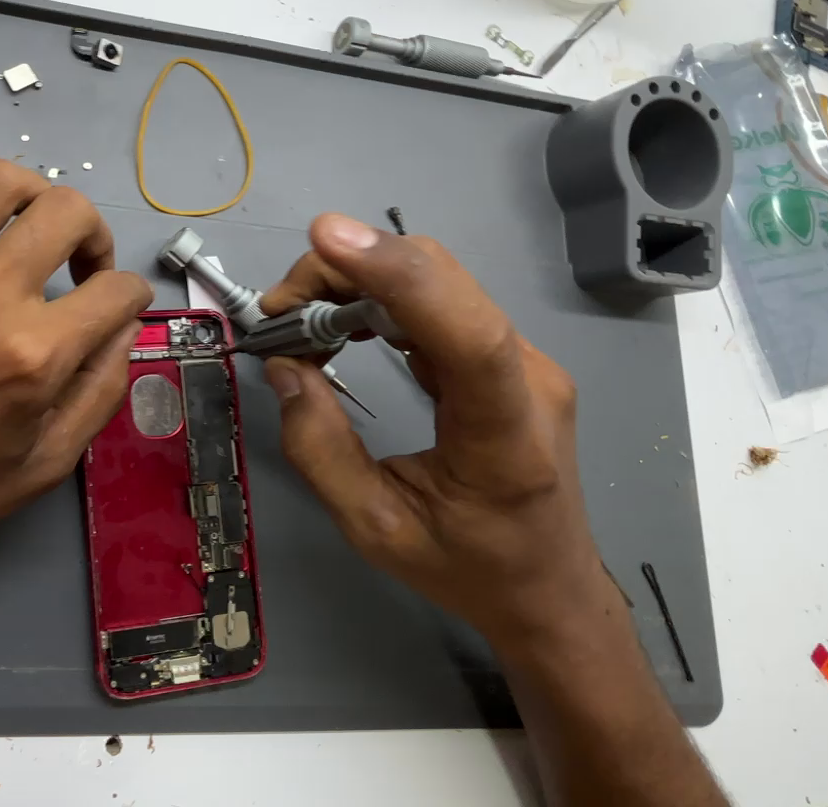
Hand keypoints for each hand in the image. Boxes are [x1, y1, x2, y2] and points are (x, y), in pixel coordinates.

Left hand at [0, 159, 152, 571]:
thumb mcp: (48, 463)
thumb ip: (102, 389)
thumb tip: (125, 323)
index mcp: (32, 356)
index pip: (115, 291)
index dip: (132, 297)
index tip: (119, 308)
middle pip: (67, 211)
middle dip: (95, 236)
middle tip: (82, 271)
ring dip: (34, 197)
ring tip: (31, 235)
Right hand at [259, 214, 609, 652]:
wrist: (548, 589)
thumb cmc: (468, 569)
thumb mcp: (373, 528)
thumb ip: (320, 450)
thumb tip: (286, 367)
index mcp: (505, 434)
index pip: (466, 332)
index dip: (398, 276)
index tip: (326, 238)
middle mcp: (528, 376)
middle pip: (440, 282)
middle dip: (349, 270)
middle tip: (278, 308)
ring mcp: (522, 359)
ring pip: (435, 281)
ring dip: (357, 281)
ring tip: (297, 319)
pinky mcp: (504, 356)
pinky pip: (436, 303)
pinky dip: (377, 298)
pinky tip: (338, 326)